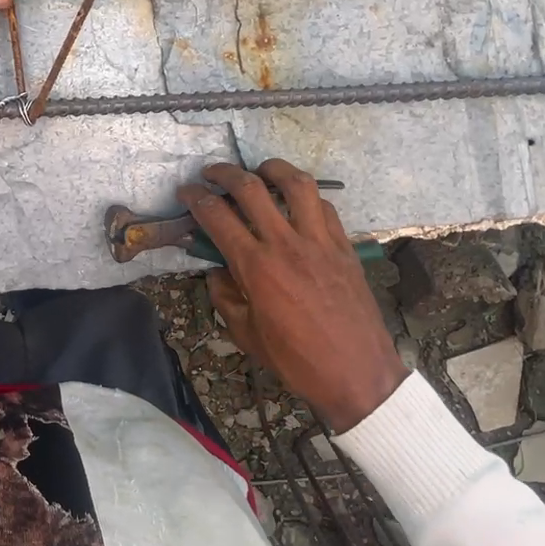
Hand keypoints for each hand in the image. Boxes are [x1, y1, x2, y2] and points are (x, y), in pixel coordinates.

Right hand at [179, 160, 406, 431]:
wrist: (359, 376)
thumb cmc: (297, 361)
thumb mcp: (245, 334)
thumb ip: (225, 295)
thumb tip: (217, 269)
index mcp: (256, 266)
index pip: (216, 215)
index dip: (195, 197)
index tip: (185, 192)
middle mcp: (286, 244)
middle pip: (250, 187)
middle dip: (224, 172)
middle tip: (211, 173)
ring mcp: (320, 241)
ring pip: (296, 183)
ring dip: (272, 169)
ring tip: (259, 170)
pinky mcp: (345, 246)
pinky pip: (325, 207)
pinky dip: (306, 196)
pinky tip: (297, 203)